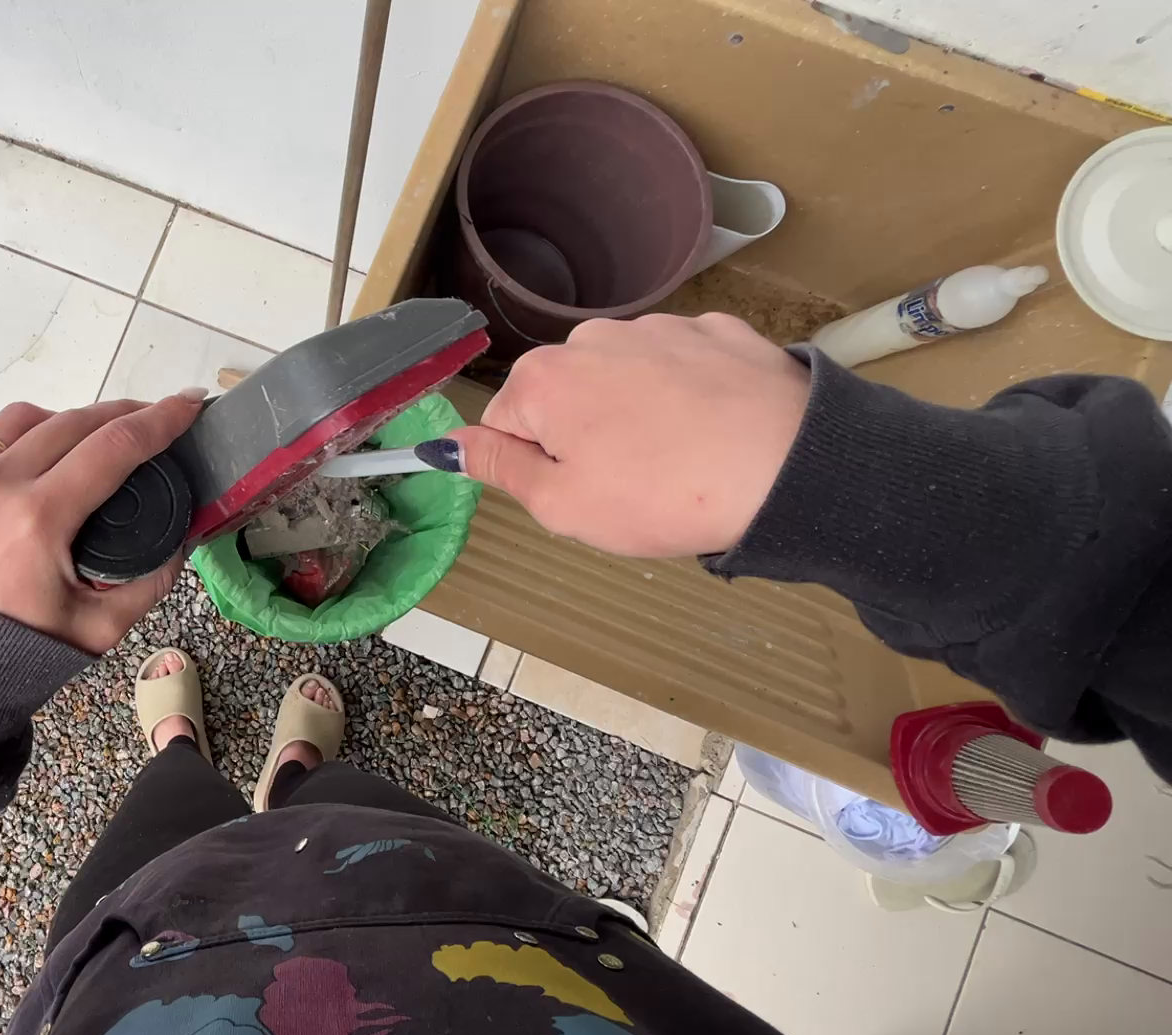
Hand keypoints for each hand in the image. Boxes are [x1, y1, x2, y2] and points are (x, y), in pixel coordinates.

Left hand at [0, 393, 204, 653]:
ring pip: (24, 420)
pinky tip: (40, 463)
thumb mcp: (97, 630)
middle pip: (73, 421)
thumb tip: (180, 546)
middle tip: (154, 420)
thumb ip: (149, 585)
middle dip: (122, 413)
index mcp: (37, 520)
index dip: (160, 421)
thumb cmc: (13, 655)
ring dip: (69, 420)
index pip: (113, 448)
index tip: (189, 404)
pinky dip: (22, 443)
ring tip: (97, 438)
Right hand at [424, 313, 809, 557]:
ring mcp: (658, 327)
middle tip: (618, 480)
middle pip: (557, 395)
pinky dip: (676, 392)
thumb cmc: (660, 495)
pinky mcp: (715, 329)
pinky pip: (672, 364)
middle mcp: (591, 338)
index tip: (570, 489)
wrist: (792, 471)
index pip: (502, 424)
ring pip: (614, 377)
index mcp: (543, 379)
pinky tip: (703, 427)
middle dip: (574, 433)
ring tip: (668, 455)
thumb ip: (496, 467)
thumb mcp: (559, 503)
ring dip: (624, 412)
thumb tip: (446, 446)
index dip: (529, 464)